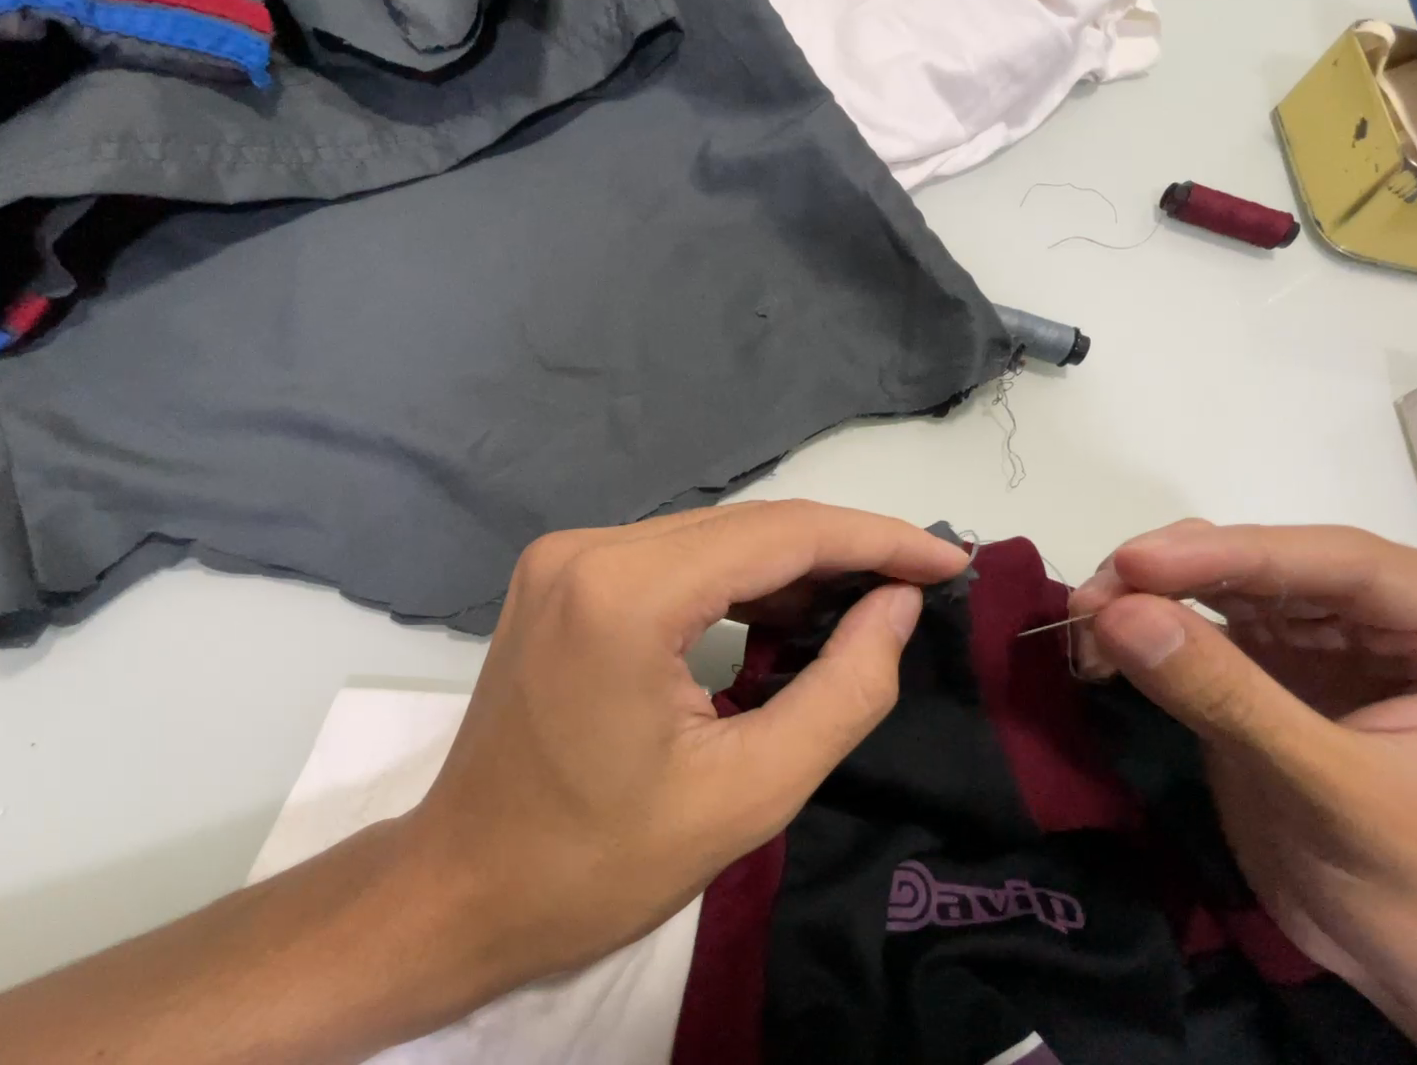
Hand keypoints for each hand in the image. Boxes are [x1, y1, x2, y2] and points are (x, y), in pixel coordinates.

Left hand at [404, 501, 965, 1000]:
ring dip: (788, 566)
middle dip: (839, 551)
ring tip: (862, 604)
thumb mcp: (751, 790)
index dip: (876, 540)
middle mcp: (586, 550)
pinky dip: (732, 582)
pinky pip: (668, 561)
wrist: (467, 888)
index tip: (948, 560)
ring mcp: (562, 560)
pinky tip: (780, 615)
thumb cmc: (603, 861)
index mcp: (624, 593)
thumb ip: (844, 689)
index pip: (780, 534)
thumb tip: (896, 607)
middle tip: (915, 588)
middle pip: (743, 527)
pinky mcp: (557, 581)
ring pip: (707, 539)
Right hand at [1070, 522, 1416, 1063]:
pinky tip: (1101, 652)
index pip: (1341, 562)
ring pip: (1225, 588)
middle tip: (1089, 603)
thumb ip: (1225, 696)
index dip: (1228, 555)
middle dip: (1172, 576)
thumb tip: (1115, 614)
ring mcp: (1335, 644)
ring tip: (1083, 625)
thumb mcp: (1333, 792)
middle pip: (1271, 564)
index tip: (1130, 563)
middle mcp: (1404, 617)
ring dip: (1147, 600)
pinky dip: (1146, 635)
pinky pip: (1201, 632)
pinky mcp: (1277, 675)